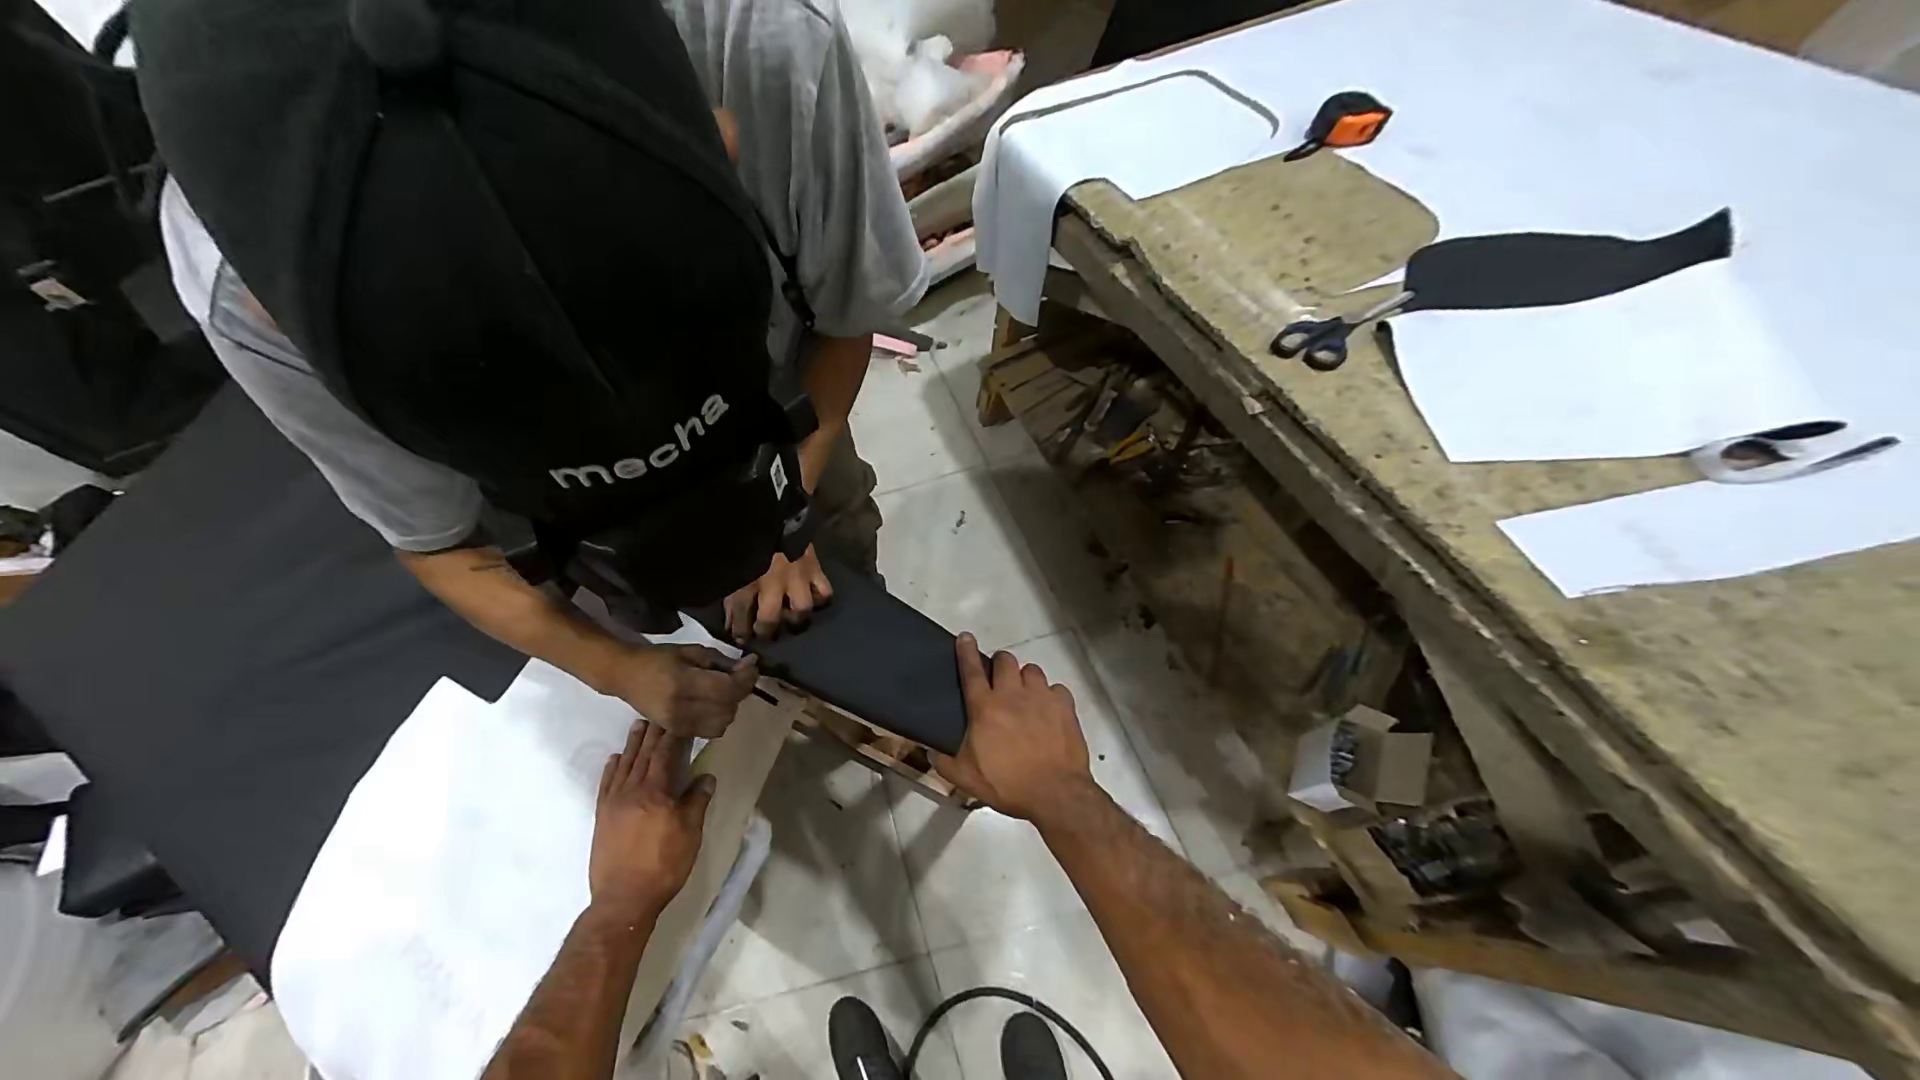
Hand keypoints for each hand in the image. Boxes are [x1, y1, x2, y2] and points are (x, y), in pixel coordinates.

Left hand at [589, 722, 715, 921]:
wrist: (623, 900)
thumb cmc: (664, 866)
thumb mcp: (690, 833)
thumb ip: (697, 801)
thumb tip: (706, 777)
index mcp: (656, 792)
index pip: (665, 754)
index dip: (673, 734)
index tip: (681, 717)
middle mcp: (632, 791)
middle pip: (644, 754)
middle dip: (653, 732)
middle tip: (659, 712)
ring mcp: (614, 803)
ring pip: (624, 765)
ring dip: (632, 744)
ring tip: (638, 725)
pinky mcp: (602, 816)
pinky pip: (606, 784)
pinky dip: (612, 767)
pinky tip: (616, 758)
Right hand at [606, 645, 758, 737]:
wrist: (625, 676)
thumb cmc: (659, 658)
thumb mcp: (693, 651)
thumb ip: (722, 661)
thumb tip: (750, 665)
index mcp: (684, 683)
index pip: (729, 689)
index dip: (747, 678)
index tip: (752, 666)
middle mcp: (682, 708)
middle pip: (729, 708)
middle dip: (739, 692)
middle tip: (736, 678)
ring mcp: (678, 724)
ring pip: (722, 724)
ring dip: (729, 708)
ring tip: (723, 692)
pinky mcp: (676, 732)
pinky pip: (709, 731)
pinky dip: (717, 718)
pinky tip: (711, 704)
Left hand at [725, 545, 833, 640]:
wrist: (775, 509)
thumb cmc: (749, 535)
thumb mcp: (732, 562)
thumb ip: (731, 590)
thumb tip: (731, 617)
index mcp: (747, 581)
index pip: (741, 616)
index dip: (739, 631)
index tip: (740, 638)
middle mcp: (772, 584)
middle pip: (770, 619)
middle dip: (766, 631)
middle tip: (766, 632)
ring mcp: (797, 578)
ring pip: (801, 609)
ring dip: (796, 618)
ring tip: (793, 619)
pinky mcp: (815, 569)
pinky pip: (824, 592)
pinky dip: (819, 598)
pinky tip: (813, 599)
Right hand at [935, 633, 1097, 822]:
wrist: (1055, 794)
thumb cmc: (1007, 785)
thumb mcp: (965, 778)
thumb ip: (943, 762)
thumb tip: (929, 751)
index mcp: (985, 707)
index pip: (971, 670)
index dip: (966, 651)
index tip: (965, 637)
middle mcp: (1012, 694)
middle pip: (1005, 660)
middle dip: (1000, 664)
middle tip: (999, 680)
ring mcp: (1041, 697)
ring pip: (1031, 670)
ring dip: (1025, 678)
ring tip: (1025, 695)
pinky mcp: (1065, 706)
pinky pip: (1056, 688)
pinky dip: (1051, 696)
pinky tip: (1048, 710)